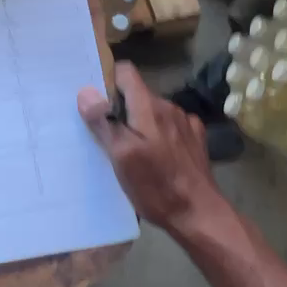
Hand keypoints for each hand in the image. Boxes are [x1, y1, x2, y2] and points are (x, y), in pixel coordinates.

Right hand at [78, 63, 224, 233]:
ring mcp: (186, 123)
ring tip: (128, 151)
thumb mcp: (121, 156)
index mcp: (149, 106)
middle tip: (105, 135)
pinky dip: (156, 136)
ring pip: (152, 112)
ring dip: (138, 124)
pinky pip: (168, 128)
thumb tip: (86, 92)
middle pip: (137, 94)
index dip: (107, 81)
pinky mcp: (195, 140)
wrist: (200, 214)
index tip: (94, 102)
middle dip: (119, 108)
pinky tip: (154, 158)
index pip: (125, 72)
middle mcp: (169, 107)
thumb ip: (104, 122)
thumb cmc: (156, 185)